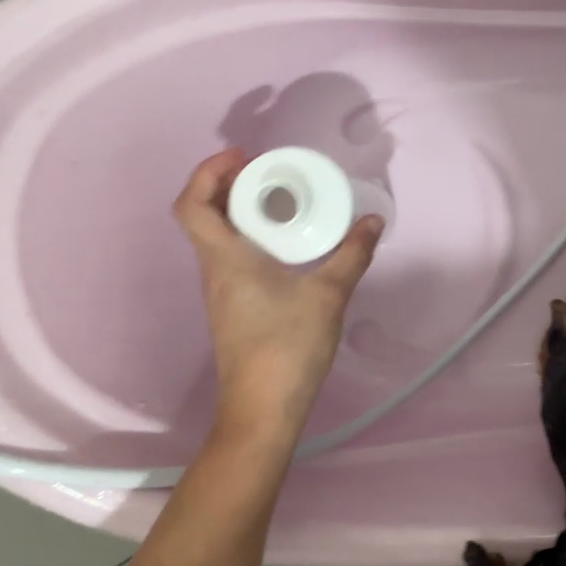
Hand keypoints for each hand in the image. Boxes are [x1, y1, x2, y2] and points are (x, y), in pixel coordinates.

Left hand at [173, 149, 382, 441]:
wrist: (264, 408)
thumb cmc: (288, 346)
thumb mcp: (329, 295)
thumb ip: (352, 255)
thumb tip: (373, 221)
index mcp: (226, 259)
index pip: (192, 205)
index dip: (207, 172)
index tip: (243, 156)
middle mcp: (215, 270)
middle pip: (203, 215)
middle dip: (228, 184)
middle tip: (269, 170)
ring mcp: (222, 291)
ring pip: (216, 236)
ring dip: (238, 210)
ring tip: (279, 197)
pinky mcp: (235, 307)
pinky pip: (232, 256)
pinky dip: (250, 235)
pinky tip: (285, 241)